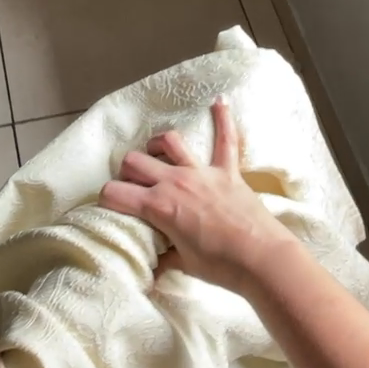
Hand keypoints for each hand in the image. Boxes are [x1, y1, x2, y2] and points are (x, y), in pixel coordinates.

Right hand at [100, 97, 298, 294]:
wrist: (262, 259)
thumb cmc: (221, 266)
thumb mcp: (183, 266)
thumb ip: (163, 258)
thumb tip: (152, 266)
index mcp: (159, 207)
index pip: (115, 193)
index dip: (106, 199)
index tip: (110, 206)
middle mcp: (175, 182)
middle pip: (134, 161)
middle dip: (126, 172)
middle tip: (133, 187)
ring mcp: (201, 172)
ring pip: (169, 142)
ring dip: (158, 146)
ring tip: (157, 154)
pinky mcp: (227, 171)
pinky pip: (226, 139)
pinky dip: (223, 120)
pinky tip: (219, 101)